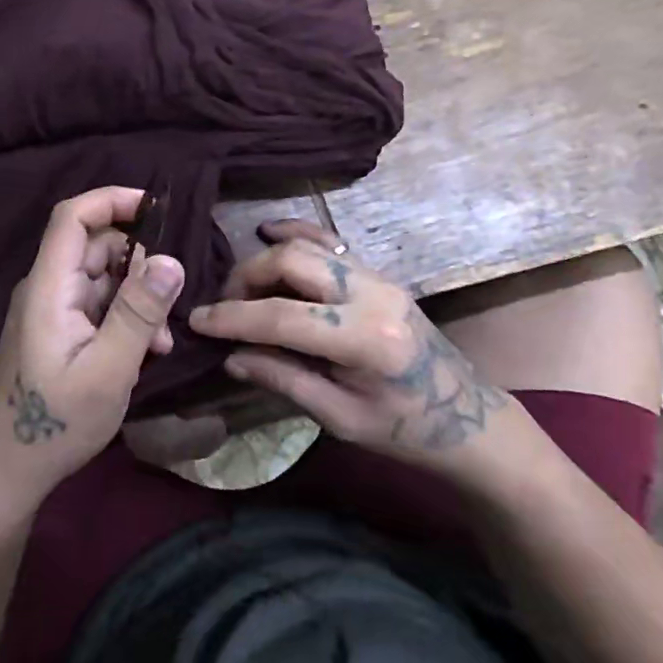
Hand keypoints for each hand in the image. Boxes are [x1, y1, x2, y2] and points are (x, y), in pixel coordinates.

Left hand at [0, 187, 184, 518]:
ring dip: (137, 299)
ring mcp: (52, 309)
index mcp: (50, 286)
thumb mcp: (109, 369)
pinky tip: (146, 352)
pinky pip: (97, 305)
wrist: (13, 466)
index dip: (110, 200)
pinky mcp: (59, 329)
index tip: (156, 208)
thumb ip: (139, 313)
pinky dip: (124, 319)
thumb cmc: (59, 420)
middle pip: (96, 248)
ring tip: (161, 342)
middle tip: (168, 304)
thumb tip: (170, 260)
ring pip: (102, 279)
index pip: (72, 218)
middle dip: (139, 266)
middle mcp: (47, 288)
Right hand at [188, 220, 513, 479]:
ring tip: (243, 291)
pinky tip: (267, 232)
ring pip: (304, 247)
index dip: (232, 318)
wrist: (467, 419)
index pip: (281, 317)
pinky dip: (294, 235)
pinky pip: (327, 242)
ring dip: (264, 263)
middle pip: (290, 262)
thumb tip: (228, 355)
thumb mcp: (338, 418)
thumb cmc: (403, 431)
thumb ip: (281, 378)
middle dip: (245, 279)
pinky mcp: (376, 273)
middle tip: (225, 307)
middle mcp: (373, 295)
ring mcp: (378, 277)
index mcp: (367, 340)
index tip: (196, 321)